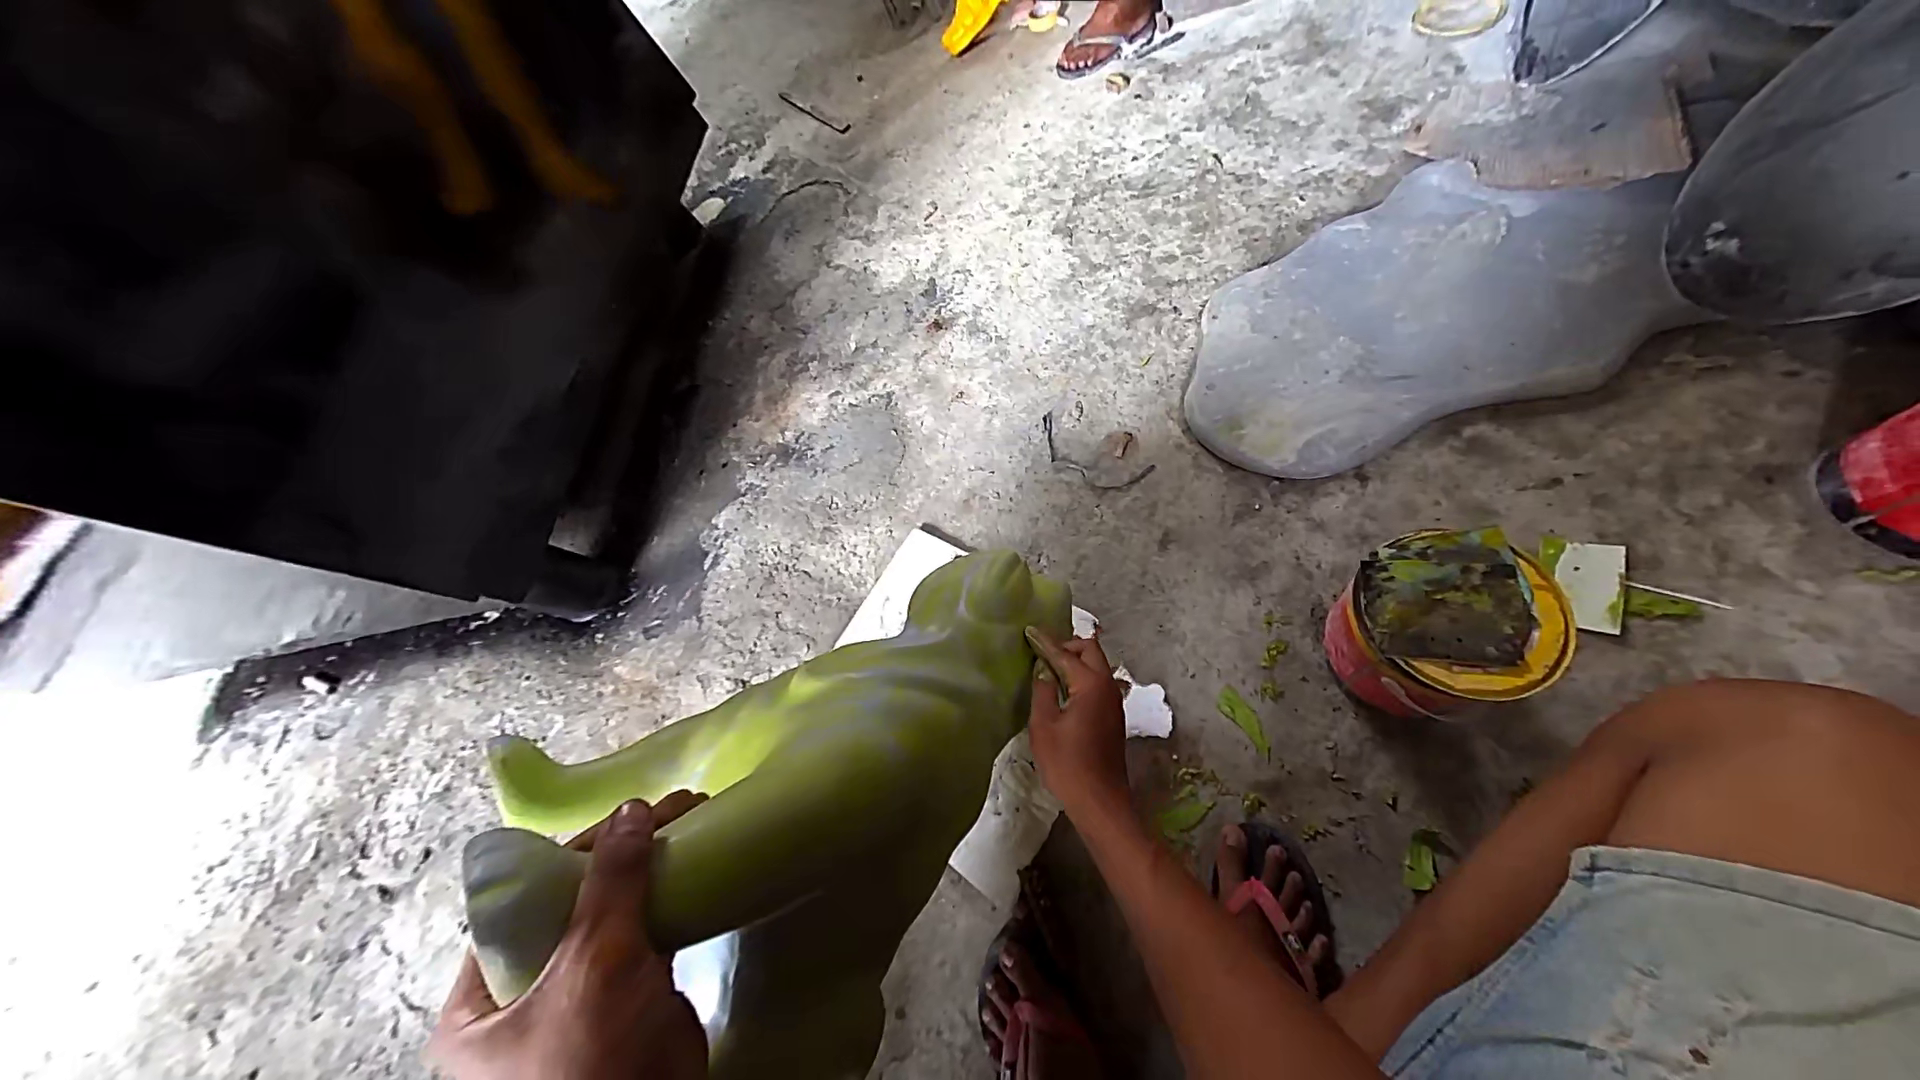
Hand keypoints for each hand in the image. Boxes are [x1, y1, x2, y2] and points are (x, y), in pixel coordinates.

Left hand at [427, 792, 709, 1079]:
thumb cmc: (591, 1059)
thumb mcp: (593, 963)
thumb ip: (611, 884)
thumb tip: (633, 809)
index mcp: (481, 996)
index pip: (523, 897)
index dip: (575, 850)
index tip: (626, 815)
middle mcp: (525, 989)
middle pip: (573, 898)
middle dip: (622, 851)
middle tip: (671, 810)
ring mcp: (580, 991)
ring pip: (612, 911)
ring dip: (649, 866)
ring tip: (688, 821)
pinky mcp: (628, 993)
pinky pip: (644, 930)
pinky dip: (667, 894)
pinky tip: (692, 865)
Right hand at [1025, 627, 1130, 813]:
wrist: (1100, 801)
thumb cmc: (1067, 764)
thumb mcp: (1043, 725)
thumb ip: (1043, 690)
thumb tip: (1042, 668)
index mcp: (1091, 684)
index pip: (1066, 654)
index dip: (1045, 642)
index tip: (1029, 632)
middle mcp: (1108, 686)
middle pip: (1090, 651)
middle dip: (1067, 646)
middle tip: (1041, 652)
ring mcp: (1114, 702)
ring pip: (1097, 666)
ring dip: (1076, 661)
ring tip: (1049, 670)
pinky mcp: (1112, 716)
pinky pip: (1098, 683)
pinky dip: (1082, 678)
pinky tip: (1063, 691)